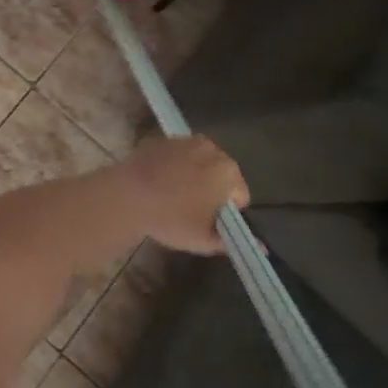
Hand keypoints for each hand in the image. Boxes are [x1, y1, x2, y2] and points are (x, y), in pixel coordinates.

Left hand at [116, 135, 248, 253]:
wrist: (126, 196)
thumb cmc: (170, 219)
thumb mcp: (202, 239)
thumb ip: (233, 242)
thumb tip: (262, 248)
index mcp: (228, 171)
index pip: (239, 195)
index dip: (226, 212)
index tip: (207, 221)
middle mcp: (212, 148)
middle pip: (220, 173)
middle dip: (211, 189)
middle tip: (190, 209)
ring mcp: (184, 140)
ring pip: (198, 161)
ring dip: (193, 175)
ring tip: (172, 195)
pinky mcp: (161, 139)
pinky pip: (175, 155)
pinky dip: (172, 165)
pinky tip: (157, 182)